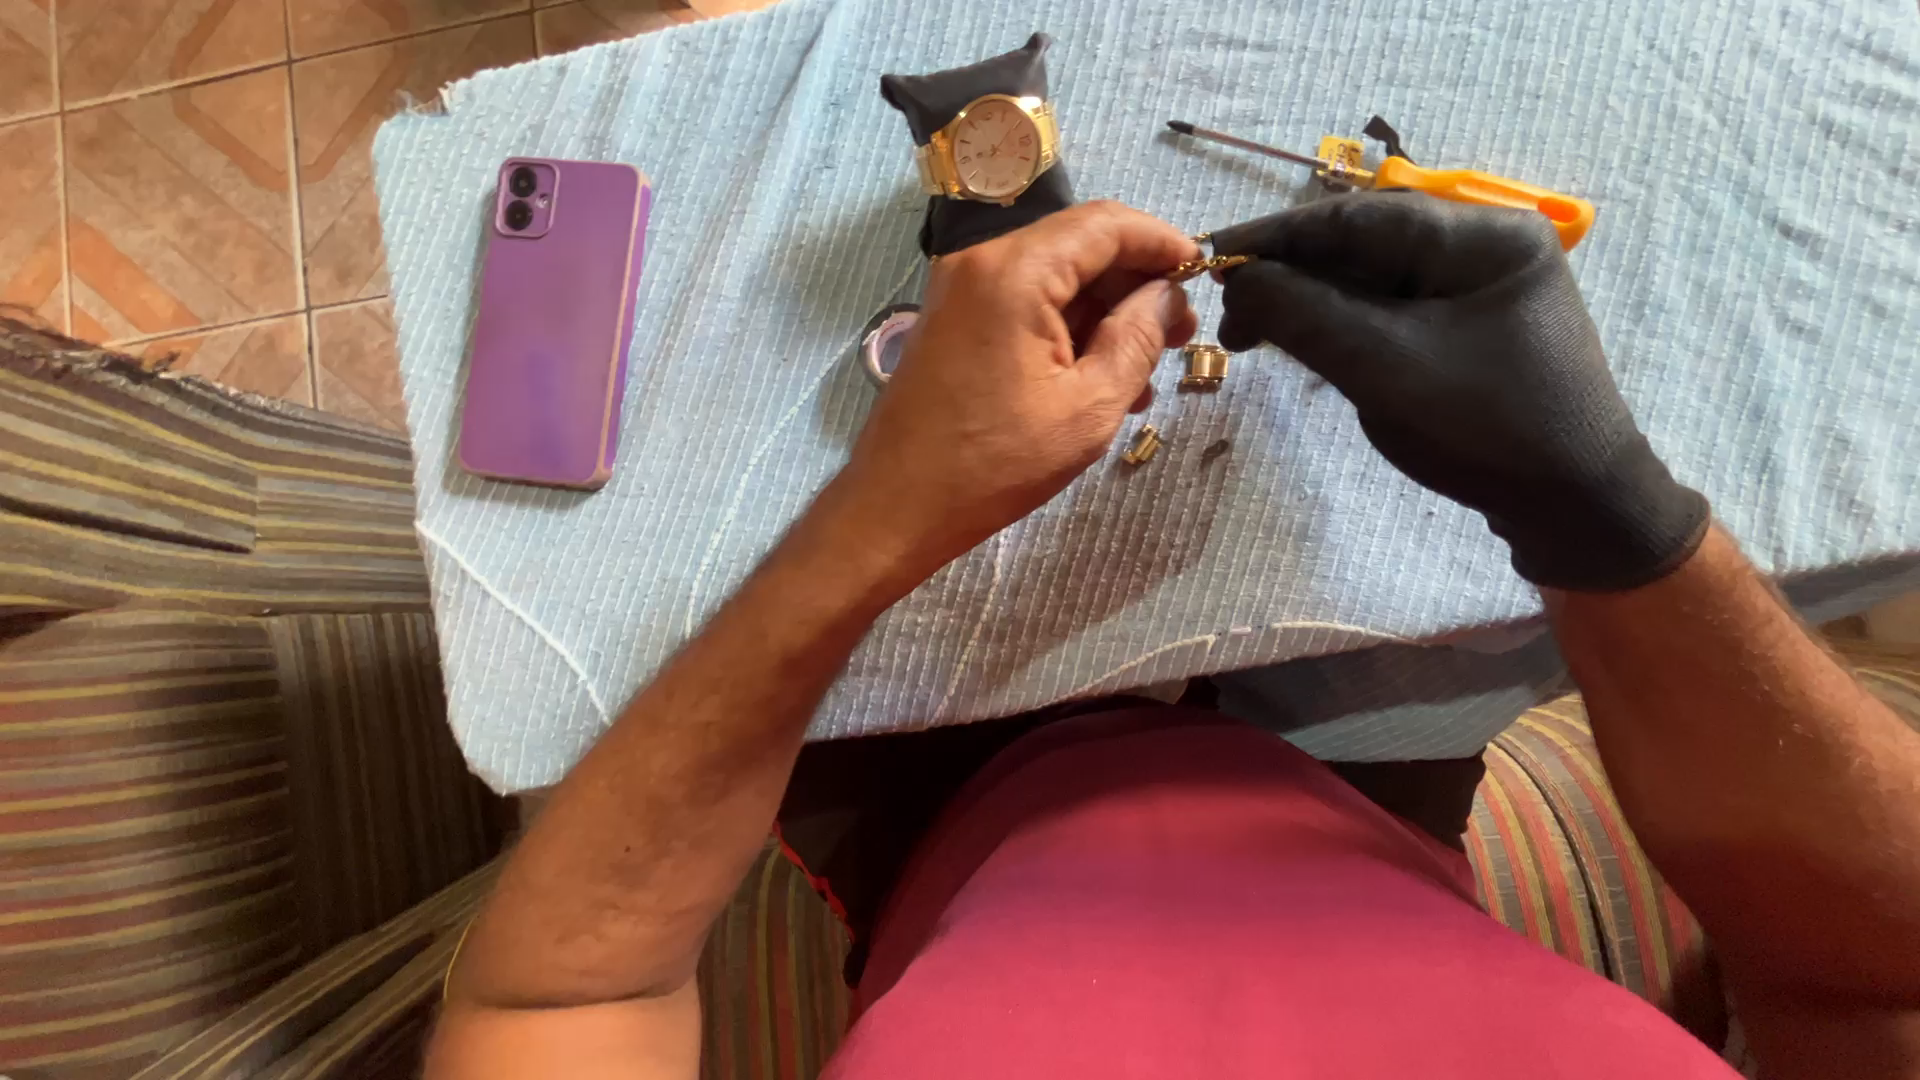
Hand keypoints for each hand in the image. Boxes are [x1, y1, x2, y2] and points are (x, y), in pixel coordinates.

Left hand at [832, 201, 1199, 581]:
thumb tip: (1165, 295)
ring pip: (1052, 284)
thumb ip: (1137, 338)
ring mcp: (960, 295)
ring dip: (1102, 318)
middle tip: (1177, 337)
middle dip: (1134, 287)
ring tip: (1143, 374)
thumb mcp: (1088, 407)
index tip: (1202, 275)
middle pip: (1078, 250)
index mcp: (1015, 271)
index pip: (1106, 224)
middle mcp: (981, 264)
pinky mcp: (953, 327)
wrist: (898, 508)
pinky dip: (1063, 335)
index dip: (1162, 244)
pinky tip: (1097, 381)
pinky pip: (1022, 311)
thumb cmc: (995, 465)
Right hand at [1212, 193, 1706, 590]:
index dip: (1273, 236)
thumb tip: (1239, 280)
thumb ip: (1304, 314)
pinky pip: (1378, 310)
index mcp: (1479, 237)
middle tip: (1226, 311)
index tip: (1209, 258)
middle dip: (1285, 273)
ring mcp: (1468, 288)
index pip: (1354, 217)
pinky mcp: (1455, 327)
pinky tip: (1294, 340)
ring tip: (1249, 333)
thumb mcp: (1382, 366)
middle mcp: (1476, 247)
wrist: (1567, 502)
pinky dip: (1329, 323)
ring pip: (1363, 278)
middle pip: (1358, 244)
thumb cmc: (1483, 428)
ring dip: (1301, 301)